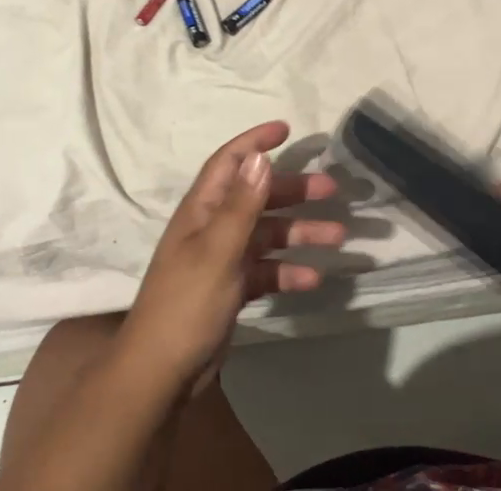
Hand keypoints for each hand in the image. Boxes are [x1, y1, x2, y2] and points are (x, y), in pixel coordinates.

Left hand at [117, 122, 345, 394]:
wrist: (162, 371)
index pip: (229, 162)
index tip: (288, 129)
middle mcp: (212, 228)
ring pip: (268, 235)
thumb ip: (241, 204)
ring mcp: (222, 260)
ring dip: (301, 233)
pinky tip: (314, 279)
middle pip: (258, 197)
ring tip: (338, 238)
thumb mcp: (217, 251)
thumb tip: (259, 156)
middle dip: (294, 191)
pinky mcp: (231, 289)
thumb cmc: (186, 303)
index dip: (255, 142)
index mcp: (201, 210)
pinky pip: (267, 270)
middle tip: (334, 191)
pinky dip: (289, 271)